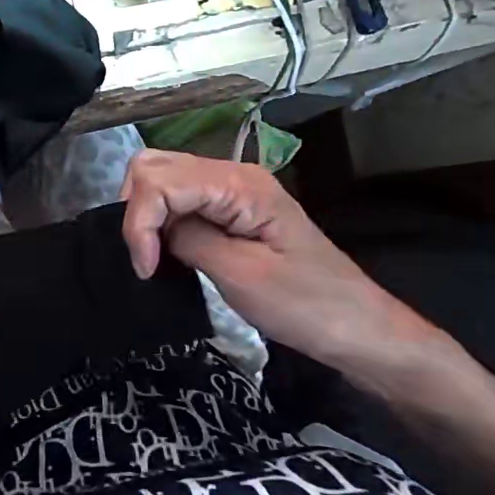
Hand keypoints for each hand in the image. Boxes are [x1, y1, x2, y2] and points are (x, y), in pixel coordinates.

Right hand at [120, 149, 431, 366]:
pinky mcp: (230, 207)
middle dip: (136, 210)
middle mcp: (232, 174)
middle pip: (154, 166)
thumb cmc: (305, 306)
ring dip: (145, 214)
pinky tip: (165, 249)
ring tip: (151, 255)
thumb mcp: (241, 276)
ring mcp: (231, 189)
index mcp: (239, 185)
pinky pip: (178, 198)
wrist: (358, 328)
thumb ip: (188, 239)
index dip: (140, 221)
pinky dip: (159, 220)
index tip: (145, 268)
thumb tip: (154, 229)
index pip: (160, 180)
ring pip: (161, 177)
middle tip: (143, 257)